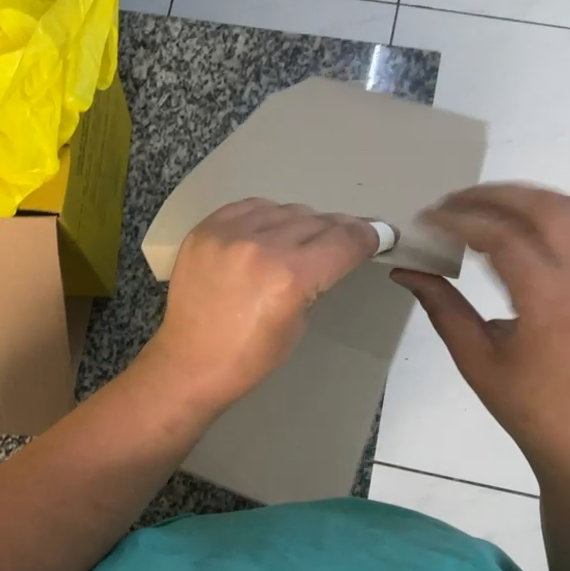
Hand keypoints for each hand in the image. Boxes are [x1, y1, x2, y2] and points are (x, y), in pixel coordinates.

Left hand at [139, 198, 379, 412]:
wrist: (190, 363)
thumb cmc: (249, 357)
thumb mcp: (298, 323)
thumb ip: (315, 281)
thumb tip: (327, 253)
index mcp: (291, 277)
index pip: (345, 241)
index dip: (369, 237)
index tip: (380, 235)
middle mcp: (261, 246)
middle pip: (317, 221)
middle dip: (337, 231)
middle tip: (345, 239)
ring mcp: (228, 234)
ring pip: (284, 209)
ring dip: (300, 223)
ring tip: (302, 239)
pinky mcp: (205, 230)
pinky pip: (248, 207)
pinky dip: (265, 216)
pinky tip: (269, 230)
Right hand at [390, 183, 569, 463]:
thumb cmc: (522, 400)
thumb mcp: (473, 356)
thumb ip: (441, 306)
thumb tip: (406, 272)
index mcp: (545, 302)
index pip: (503, 238)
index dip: (460, 221)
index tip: (426, 219)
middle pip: (542, 208)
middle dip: (493, 195)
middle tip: (451, 202)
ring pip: (566, 209)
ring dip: (521, 196)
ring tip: (479, 204)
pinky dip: (542, 212)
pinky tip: (510, 223)